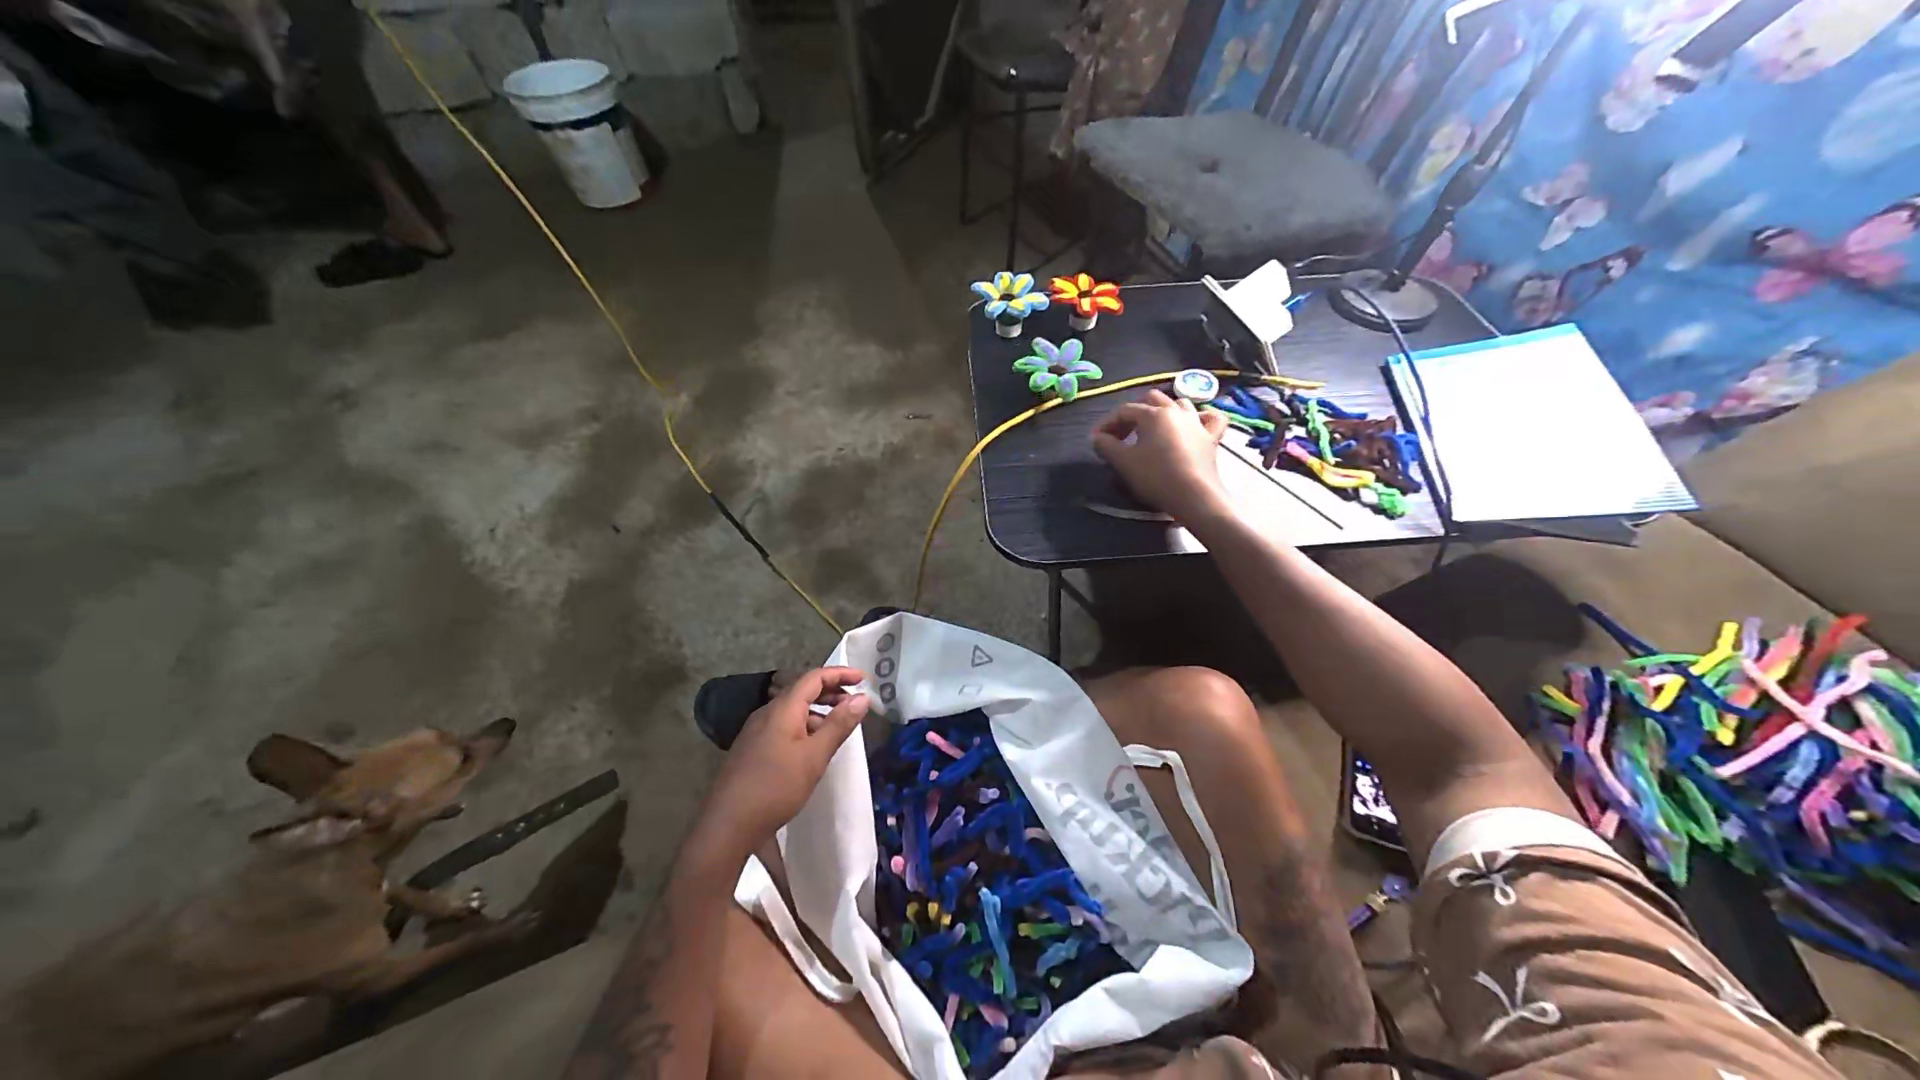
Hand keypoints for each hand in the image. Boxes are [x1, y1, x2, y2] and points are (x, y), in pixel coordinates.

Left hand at [698, 667, 869, 859]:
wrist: (727, 825)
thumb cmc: (775, 787)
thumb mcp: (814, 756)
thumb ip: (838, 725)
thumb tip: (862, 698)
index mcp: (782, 709)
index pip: (814, 678)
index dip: (840, 674)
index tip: (863, 678)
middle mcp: (767, 713)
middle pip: (802, 691)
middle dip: (831, 692)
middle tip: (855, 703)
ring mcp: (756, 731)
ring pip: (793, 711)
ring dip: (818, 712)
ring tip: (839, 727)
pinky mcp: (752, 749)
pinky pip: (783, 726)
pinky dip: (805, 727)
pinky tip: (813, 748)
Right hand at [1092, 389, 1232, 525]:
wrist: (1194, 496)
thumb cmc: (1155, 476)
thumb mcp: (1123, 462)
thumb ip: (1106, 446)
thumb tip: (1097, 438)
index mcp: (1153, 414)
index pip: (1125, 410)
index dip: (1108, 423)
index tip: (1097, 439)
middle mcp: (1176, 411)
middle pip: (1152, 400)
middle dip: (1134, 413)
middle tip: (1122, 433)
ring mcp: (1197, 423)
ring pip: (1180, 404)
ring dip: (1164, 411)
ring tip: (1153, 428)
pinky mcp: (1212, 438)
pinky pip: (1210, 419)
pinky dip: (1200, 418)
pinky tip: (1194, 424)